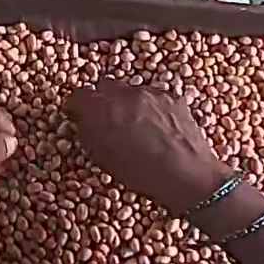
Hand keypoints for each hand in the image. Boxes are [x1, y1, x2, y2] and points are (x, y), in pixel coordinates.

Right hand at [65, 82, 229, 211]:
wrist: (186, 176)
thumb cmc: (141, 174)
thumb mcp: (103, 159)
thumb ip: (88, 134)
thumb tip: (82, 122)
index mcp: (101, 110)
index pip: (78, 96)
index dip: (76, 107)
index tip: (77, 115)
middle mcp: (124, 94)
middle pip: (104, 87)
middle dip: (102, 101)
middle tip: (106, 120)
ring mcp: (150, 93)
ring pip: (130, 90)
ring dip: (127, 103)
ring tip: (135, 126)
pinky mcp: (171, 96)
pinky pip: (152, 96)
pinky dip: (149, 106)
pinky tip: (155, 126)